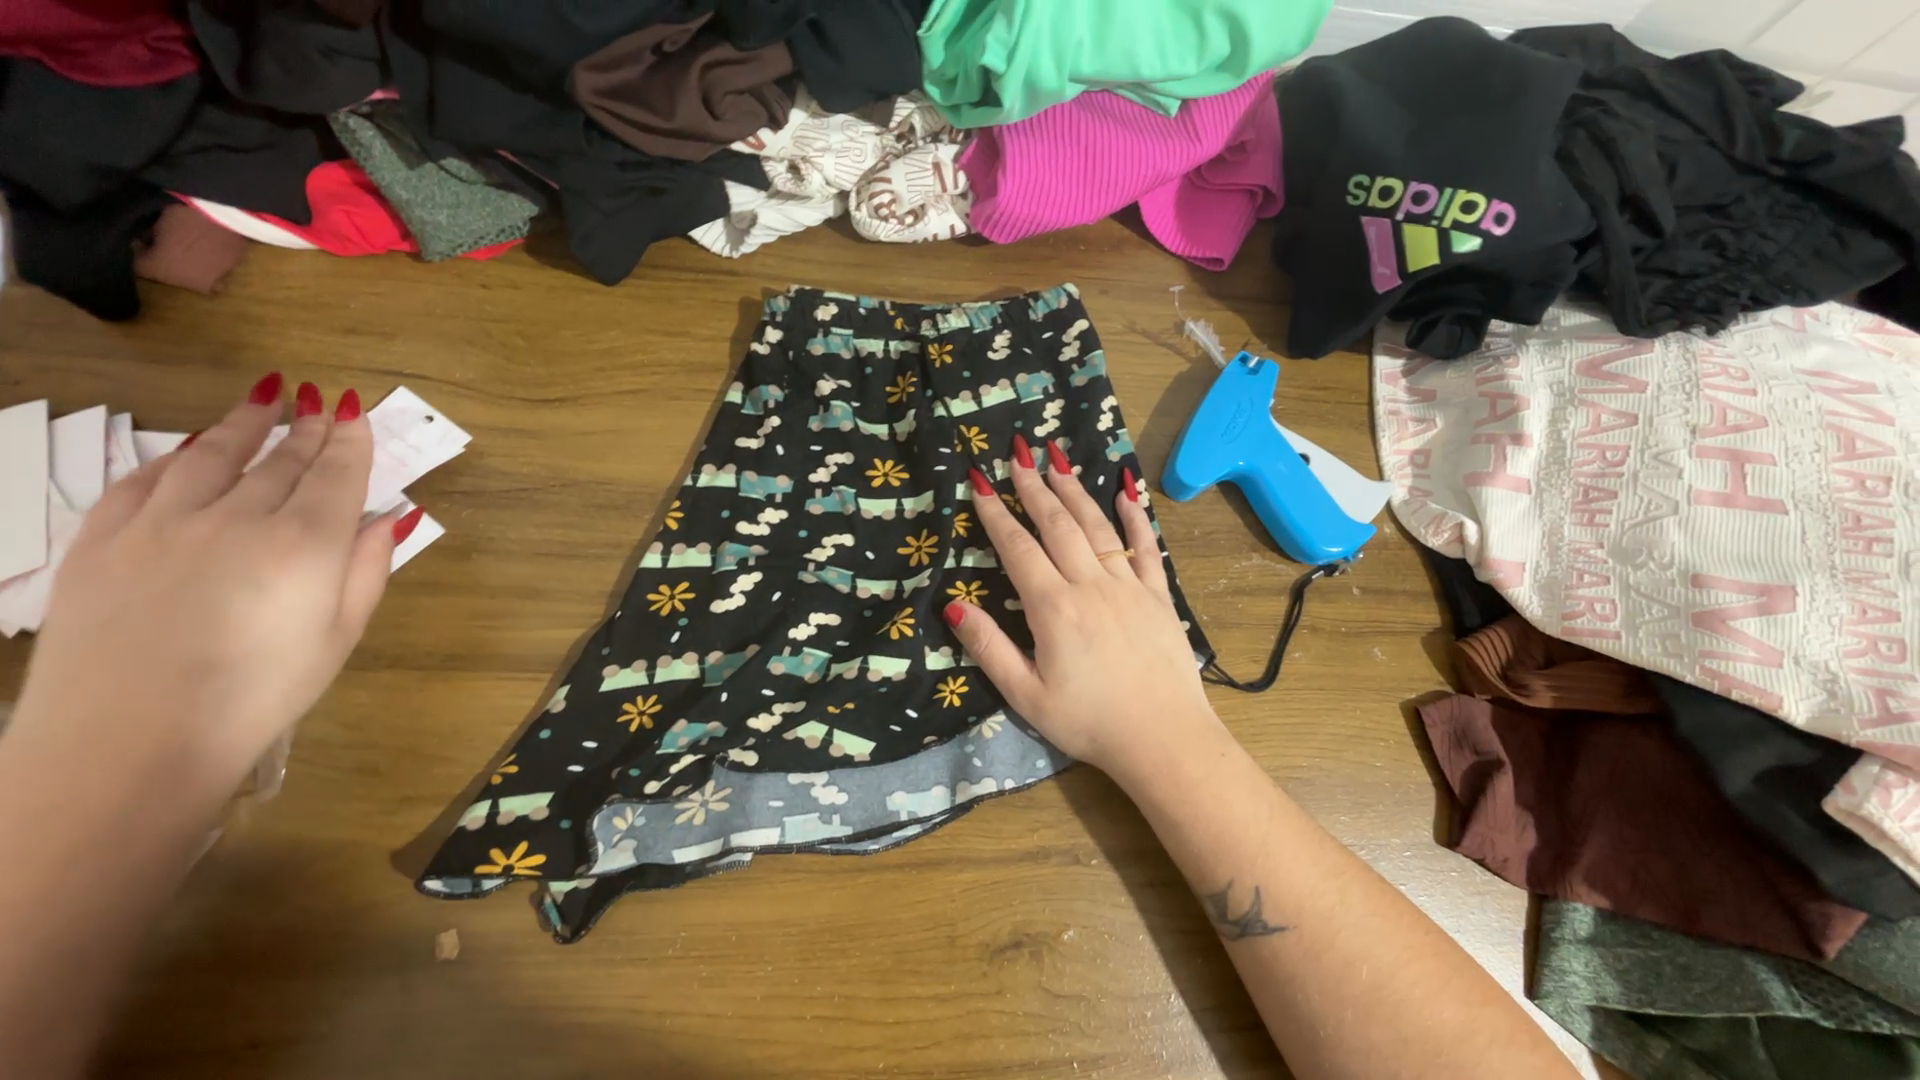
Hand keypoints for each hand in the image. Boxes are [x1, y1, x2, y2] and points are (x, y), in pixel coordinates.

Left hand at [9, 374, 411, 796]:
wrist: (129, 741)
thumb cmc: (260, 696)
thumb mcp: (339, 637)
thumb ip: (366, 569)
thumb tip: (389, 517)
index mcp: (305, 544)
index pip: (334, 473)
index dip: (348, 438)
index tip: (354, 408)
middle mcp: (237, 517)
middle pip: (280, 459)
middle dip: (306, 426)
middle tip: (320, 399)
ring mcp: (162, 522)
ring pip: (212, 455)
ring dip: (244, 423)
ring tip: (264, 398)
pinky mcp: (102, 539)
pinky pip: (143, 479)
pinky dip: (174, 456)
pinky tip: (189, 449)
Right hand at [946, 436, 1225, 779]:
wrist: (1163, 740)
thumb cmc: (1088, 723)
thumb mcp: (1025, 695)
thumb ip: (988, 647)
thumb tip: (953, 605)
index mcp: (1054, 608)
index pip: (1018, 549)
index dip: (997, 514)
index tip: (981, 482)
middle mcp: (1091, 585)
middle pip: (1057, 525)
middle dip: (1034, 487)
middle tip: (1017, 454)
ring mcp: (1130, 587)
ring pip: (1097, 527)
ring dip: (1075, 491)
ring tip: (1057, 460)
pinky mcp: (1160, 596)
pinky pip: (1146, 547)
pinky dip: (1134, 517)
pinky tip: (1125, 492)